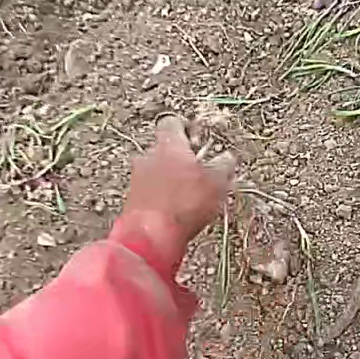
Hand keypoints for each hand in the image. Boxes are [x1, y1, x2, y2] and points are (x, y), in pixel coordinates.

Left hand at [112, 115, 234, 261]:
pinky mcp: (133, 201)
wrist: (151, 235)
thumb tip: (227, 158)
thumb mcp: (217, 180)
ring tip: (194, 196)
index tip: (199, 137)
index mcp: (168, 145)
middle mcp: (148, 157)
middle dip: (183, 159)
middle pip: (166, 150)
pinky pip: (153, 191)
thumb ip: (224, 165)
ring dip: (175, 179)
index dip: (187, 127)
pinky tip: (180, 211)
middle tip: (203, 172)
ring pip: (159, 171)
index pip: (173, 123)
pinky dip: (166, 197)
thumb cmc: (186, 201)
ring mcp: (137, 179)